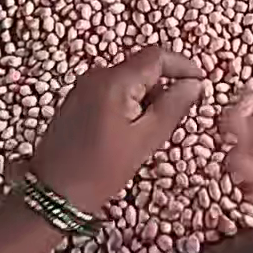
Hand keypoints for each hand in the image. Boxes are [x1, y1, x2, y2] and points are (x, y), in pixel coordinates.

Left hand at [33, 46, 204, 212]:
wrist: (50, 197)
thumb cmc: (100, 171)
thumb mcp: (144, 140)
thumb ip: (173, 107)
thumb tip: (195, 83)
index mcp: (115, 81)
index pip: (157, 56)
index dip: (183, 65)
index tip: (201, 82)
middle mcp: (98, 74)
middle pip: (143, 67)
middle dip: (164, 87)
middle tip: (176, 118)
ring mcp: (85, 86)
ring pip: (129, 80)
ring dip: (147, 98)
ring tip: (148, 133)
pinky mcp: (77, 98)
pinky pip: (113, 90)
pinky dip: (129, 103)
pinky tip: (128, 133)